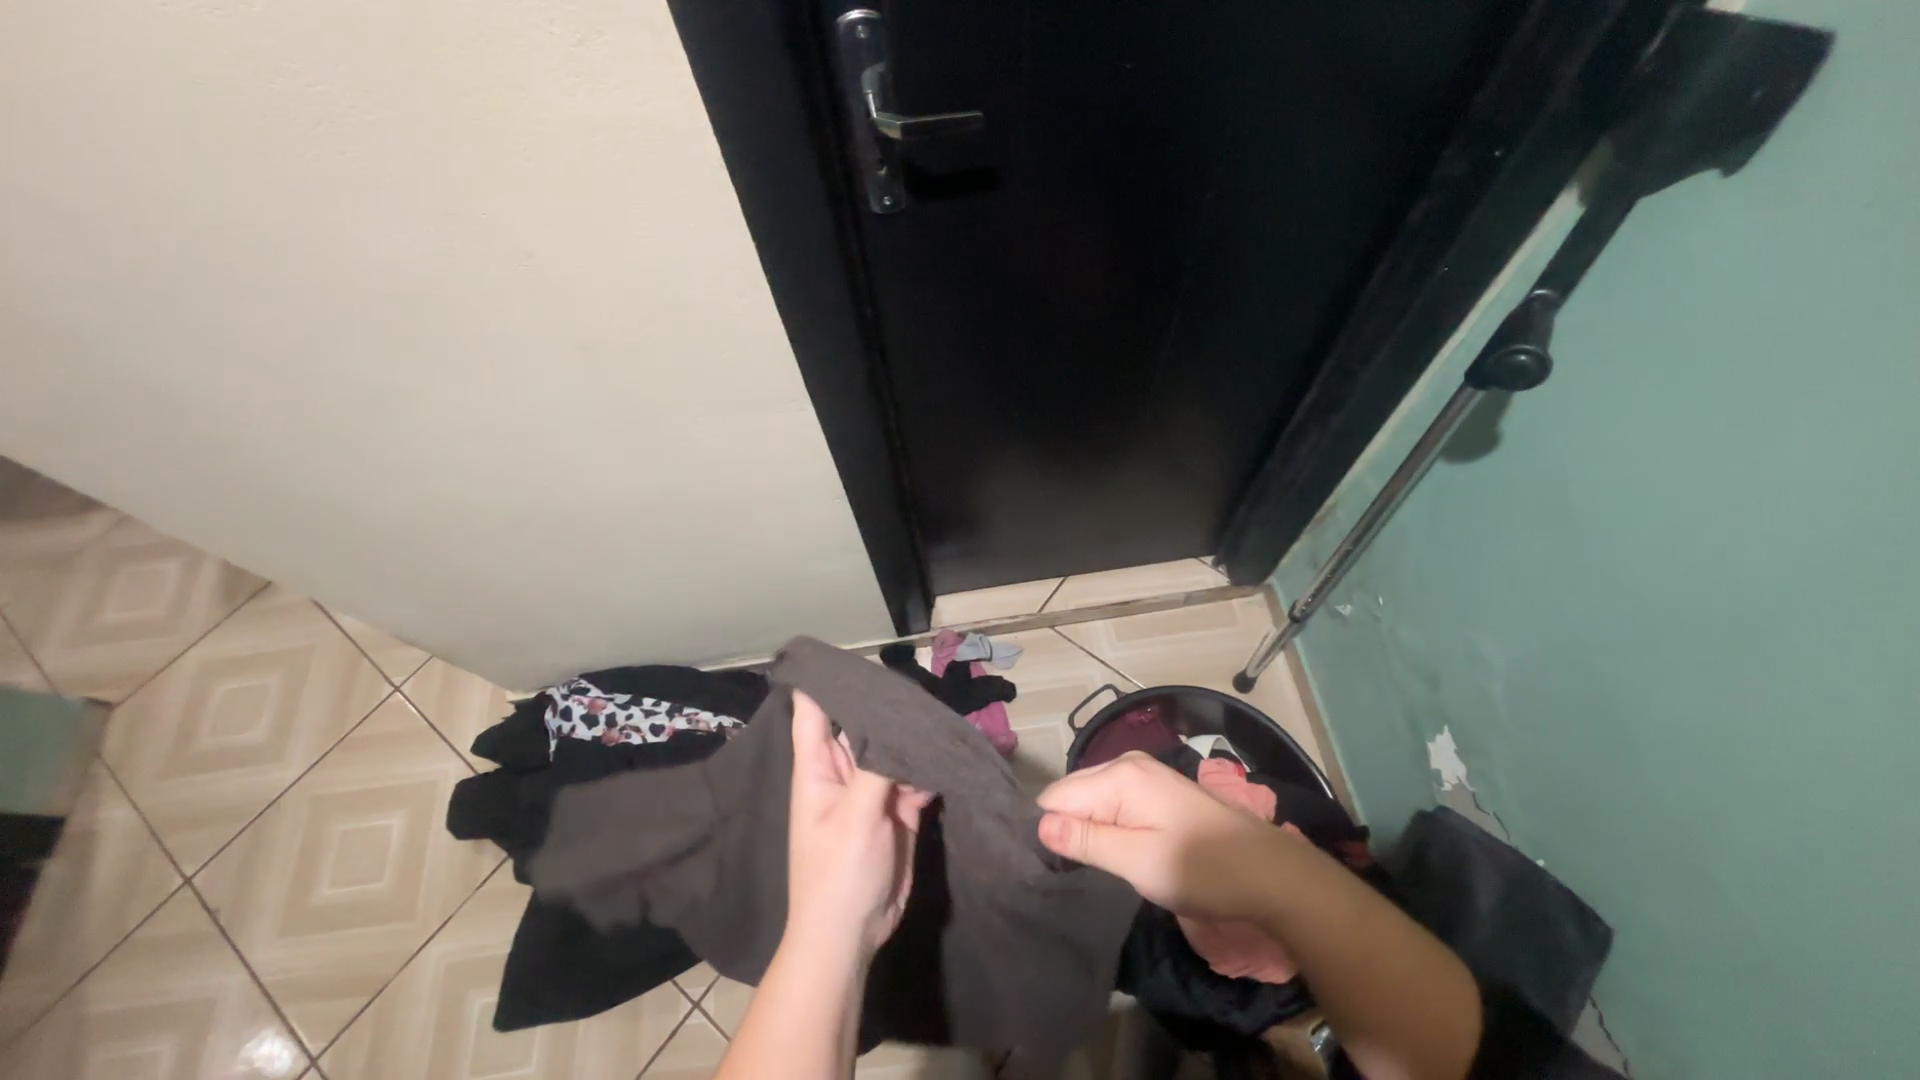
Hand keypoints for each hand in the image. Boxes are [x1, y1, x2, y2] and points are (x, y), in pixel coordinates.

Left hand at [786, 691, 932, 957]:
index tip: (852, 652)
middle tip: (922, 679)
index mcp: (817, 766)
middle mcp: (844, 770)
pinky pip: (916, 777)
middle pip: (863, 724)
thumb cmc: (837, 874)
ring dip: (915, 737)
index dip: (827, 679)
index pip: (814, 709)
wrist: (852, 934)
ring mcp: (872, 790)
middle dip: (888, 706)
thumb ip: (877, 766)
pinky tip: (950, 753)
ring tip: (944, 711)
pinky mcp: (898, 810)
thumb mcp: (855, 816)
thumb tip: (899, 724)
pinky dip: (931, 768)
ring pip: (895, 750)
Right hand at [1037, 751, 1290, 919]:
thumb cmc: (1203, 870)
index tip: (1061, 868)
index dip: (1052, 832)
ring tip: (1100, 866)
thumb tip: (1039, 824)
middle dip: (1068, 829)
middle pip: (1072, 794)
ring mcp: (1144, 775)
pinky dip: (1109, 827)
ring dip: (1089, 831)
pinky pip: (1112, 804)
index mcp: (1120, 775)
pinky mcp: (1157, 792)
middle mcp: (1127, 764)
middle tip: (1079, 872)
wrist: (1271, 874)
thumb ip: (1087, 840)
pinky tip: (1120, 853)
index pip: (1055, 797)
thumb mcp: (1139, 861)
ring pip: (1091, 800)